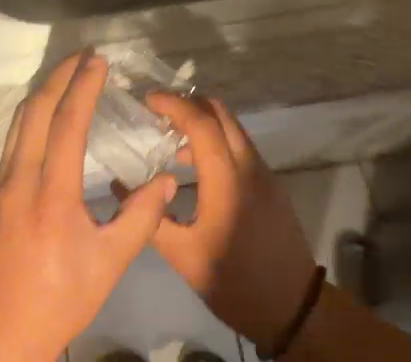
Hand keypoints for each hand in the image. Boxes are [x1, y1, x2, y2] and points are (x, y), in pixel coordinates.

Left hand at [0, 51, 179, 361]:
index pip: (67, 124)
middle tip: (85, 56)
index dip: (84, 87)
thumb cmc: (62, 297)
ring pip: (19, 121)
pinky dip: (33, 115)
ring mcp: (1, 183)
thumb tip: (169, 179)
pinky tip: (49, 116)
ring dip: (44, 92)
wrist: (2, 329)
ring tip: (69, 75)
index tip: (98, 61)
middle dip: (60, 76)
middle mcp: (20, 178)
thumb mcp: (109, 263)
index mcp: (51, 194)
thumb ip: (140, 218)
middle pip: (36, 110)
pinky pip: (13, 139)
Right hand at [146, 93, 318, 346]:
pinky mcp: (271, 185)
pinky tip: (197, 166)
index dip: (173, 104)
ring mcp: (264, 174)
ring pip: (233, 127)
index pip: (200, 123)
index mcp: (226, 181)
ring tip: (172, 139)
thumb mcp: (183, 256)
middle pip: (220, 113)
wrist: (293, 308)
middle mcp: (249, 167)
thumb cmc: (234, 282)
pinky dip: (217, 140)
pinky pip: (241, 147)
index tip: (147, 100)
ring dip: (204, 121)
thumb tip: (118, 186)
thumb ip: (150, 218)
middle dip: (188, 103)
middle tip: (159, 111)